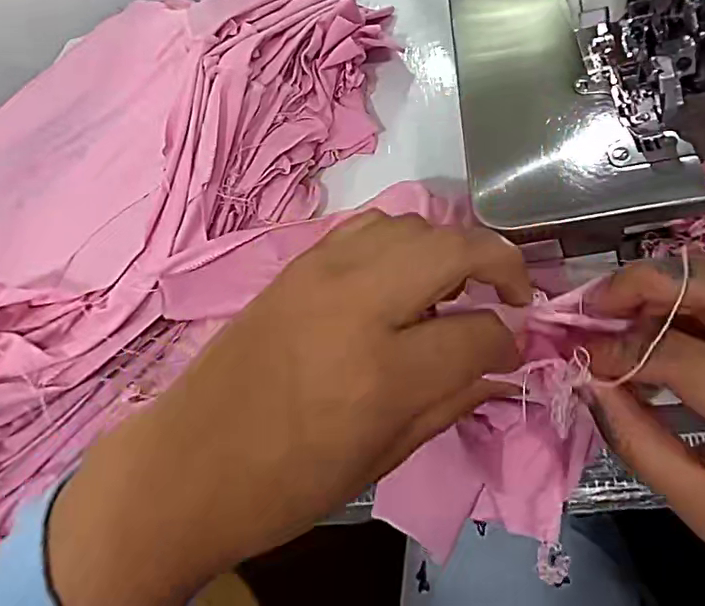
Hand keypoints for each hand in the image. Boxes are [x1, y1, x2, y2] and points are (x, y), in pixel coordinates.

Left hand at [47, 211, 529, 605]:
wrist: (190, 461)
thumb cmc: (289, 481)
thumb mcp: (384, 457)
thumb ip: (453, 400)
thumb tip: (503, 363)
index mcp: (382, 373)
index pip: (478, 332)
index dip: (509, 339)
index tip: (513, 345)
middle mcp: (358, 302)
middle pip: (456, 248)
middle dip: (502, 263)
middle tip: (513, 293)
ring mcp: (326, 270)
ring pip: (416, 224)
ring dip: (451, 245)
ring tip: (458, 282)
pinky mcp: (303, 259)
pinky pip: (372, 223)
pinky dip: (405, 237)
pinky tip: (406, 268)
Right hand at [584, 255, 704, 605]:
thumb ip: (641, 444)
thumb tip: (591, 382)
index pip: (684, 356)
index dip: (624, 351)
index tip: (586, 358)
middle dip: (641, 284)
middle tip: (596, 305)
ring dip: (662, 283)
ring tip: (620, 309)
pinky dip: (686, 296)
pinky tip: (658, 322)